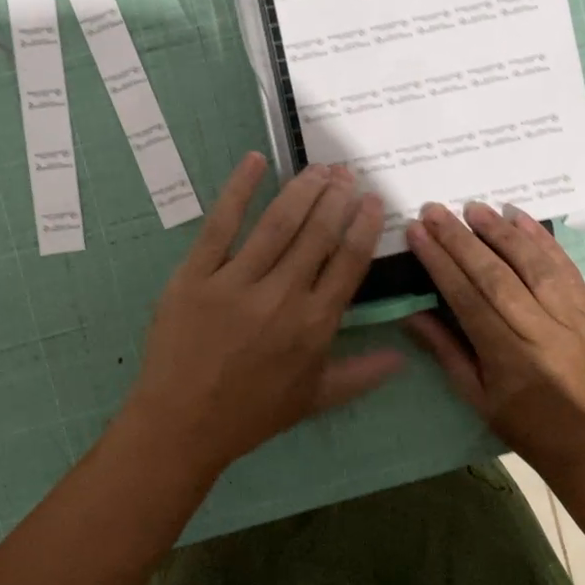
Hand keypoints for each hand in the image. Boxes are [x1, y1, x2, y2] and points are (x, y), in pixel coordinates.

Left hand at [122, 154, 404, 476]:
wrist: (181, 423)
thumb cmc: (250, 413)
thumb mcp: (313, 400)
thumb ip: (360, 375)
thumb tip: (403, 356)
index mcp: (313, 325)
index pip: (347, 262)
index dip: (363, 225)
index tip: (372, 199)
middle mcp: (281, 297)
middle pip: (317, 234)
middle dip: (336, 197)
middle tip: (346, 170)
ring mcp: (236, 282)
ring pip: (277, 223)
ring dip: (301, 190)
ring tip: (318, 168)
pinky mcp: (196, 274)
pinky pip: (220, 224)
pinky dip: (238, 189)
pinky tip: (255, 161)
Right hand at [402, 202, 584, 479]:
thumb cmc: (522, 421)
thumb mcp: (474, 395)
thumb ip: (444, 349)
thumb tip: (410, 310)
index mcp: (508, 357)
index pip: (467, 298)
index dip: (440, 262)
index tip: (417, 231)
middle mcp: (541, 332)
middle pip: (496, 275)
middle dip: (461, 239)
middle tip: (435, 210)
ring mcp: (570, 318)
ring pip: (533, 264)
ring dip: (501, 231)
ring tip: (474, 207)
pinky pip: (565, 267)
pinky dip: (542, 239)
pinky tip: (519, 217)